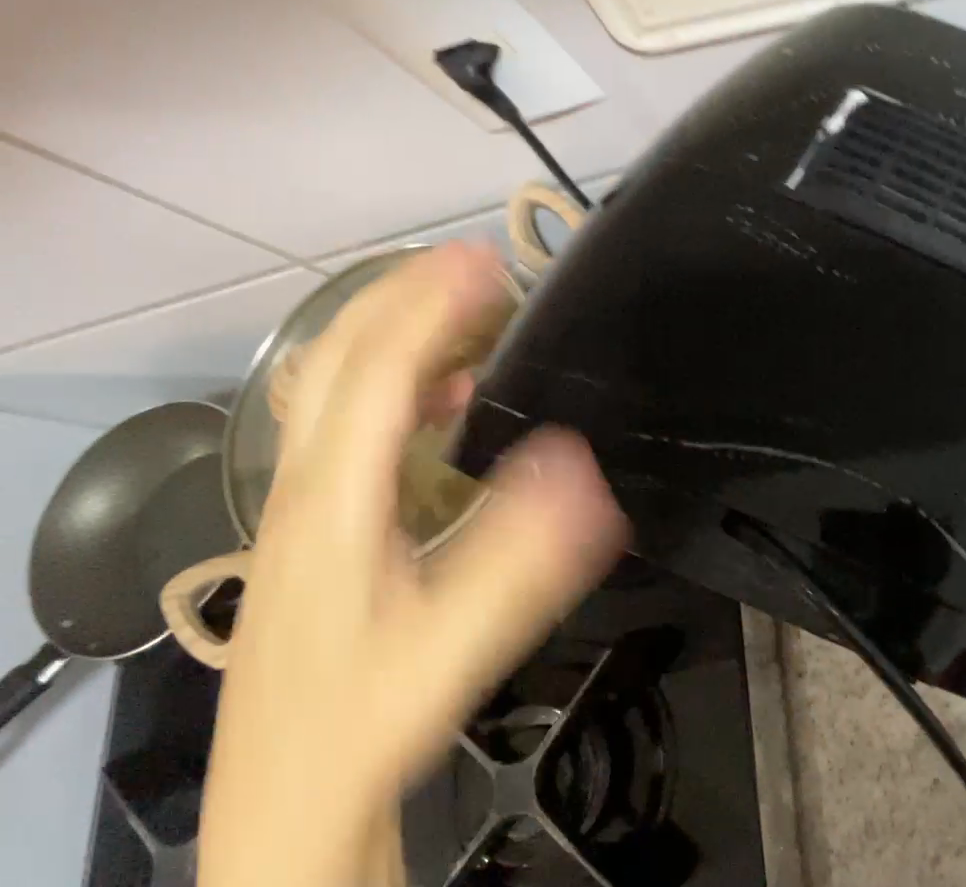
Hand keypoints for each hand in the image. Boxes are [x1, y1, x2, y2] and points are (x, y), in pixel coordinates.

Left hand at [198, 244, 627, 886]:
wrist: (293, 792)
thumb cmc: (368, 717)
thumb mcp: (453, 645)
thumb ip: (520, 556)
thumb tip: (583, 460)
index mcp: (333, 505)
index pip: (372, 376)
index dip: (426, 309)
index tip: (486, 262)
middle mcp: (304, 490)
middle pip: (335, 365)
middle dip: (403, 301)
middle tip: (481, 267)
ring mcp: (301, 508)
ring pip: (333, 391)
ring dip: (395, 335)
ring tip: (468, 312)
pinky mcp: (317, 528)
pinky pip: (349, 427)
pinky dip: (396, 386)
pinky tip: (444, 398)